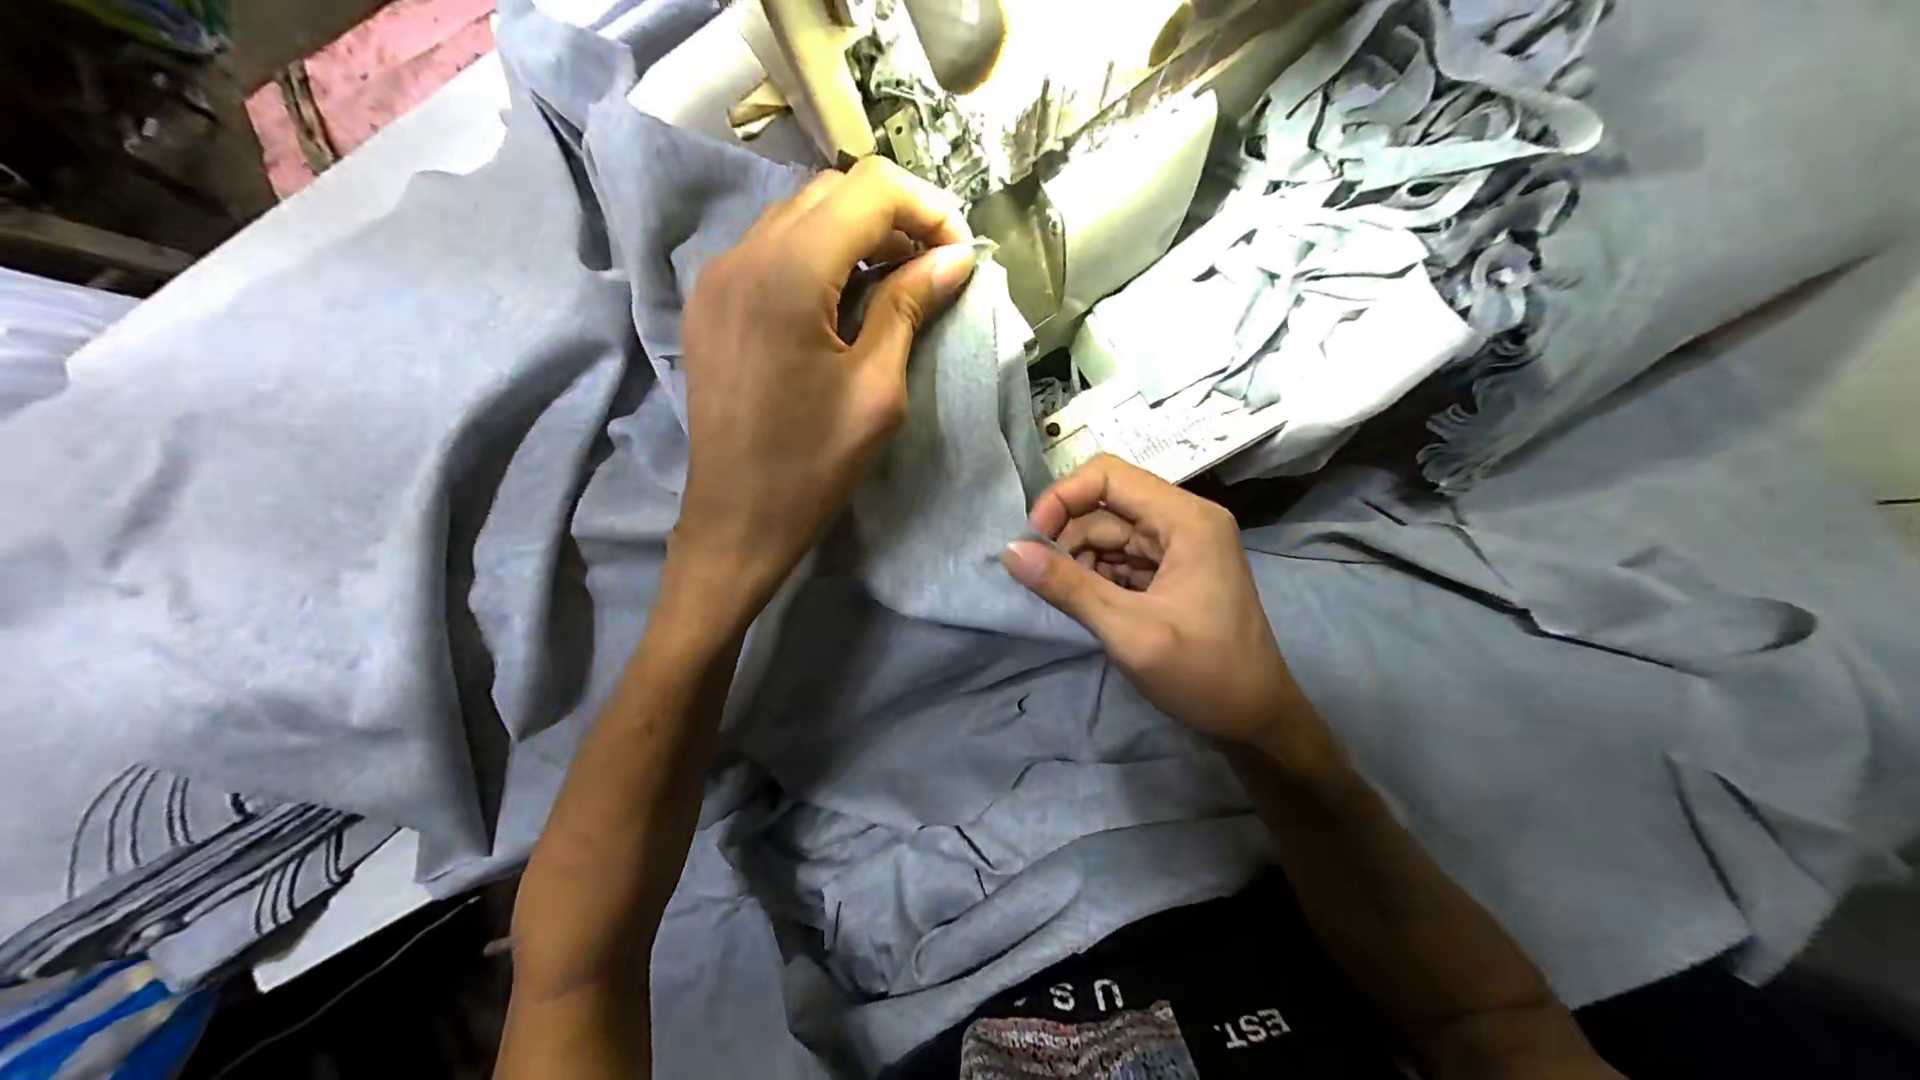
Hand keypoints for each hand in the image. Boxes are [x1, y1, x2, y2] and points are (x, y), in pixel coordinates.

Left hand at [675, 156, 980, 601]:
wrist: (735, 519)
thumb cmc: (813, 465)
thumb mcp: (877, 389)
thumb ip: (909, 307)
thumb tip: (954, 258)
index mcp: (788, 273)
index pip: (870, 188)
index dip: (927, 208)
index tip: (958, 253)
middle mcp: (742, 254)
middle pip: (832, 190)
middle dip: (894, 218)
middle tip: (932, 268)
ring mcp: (717, 275)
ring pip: (799, 215)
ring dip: (855, 233)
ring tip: (895, 282)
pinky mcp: (709, 301)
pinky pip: (770, 249)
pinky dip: (816, 255)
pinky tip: (842, 299)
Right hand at [1000, 455, 1332, 763]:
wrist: (1256, 718)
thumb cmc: (1204, 675)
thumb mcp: (1129, 632)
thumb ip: (1068, 587)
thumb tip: (1009, 551)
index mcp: (1186, 520)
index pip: (1109, 475)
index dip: (1062, 498)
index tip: (1032, 540)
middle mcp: (1184, 520)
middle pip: (1104, 504)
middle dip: (1066, 535)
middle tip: (1040, 577)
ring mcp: (1178, 545)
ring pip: (1107, 532)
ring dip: (1077, 559)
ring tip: (1065, 597)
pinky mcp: (1170, 570)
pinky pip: (1119, 556)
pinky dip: (1094, 574)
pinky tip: (1083, 601)